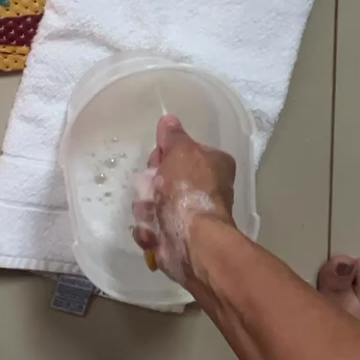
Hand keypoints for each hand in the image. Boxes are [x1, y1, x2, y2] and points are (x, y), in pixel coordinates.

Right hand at [132, 115, 236, 286]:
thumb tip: (168, 120)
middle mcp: (203, 189)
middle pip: (161, 178)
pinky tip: (153, 233)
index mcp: (212, 166)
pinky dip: (148, 231)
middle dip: (149, 186)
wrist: (191, 239)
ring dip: (146, 209)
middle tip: (153, 190)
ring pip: (151, 204)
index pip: (179, 152)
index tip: (157, 161)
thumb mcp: (181, 152)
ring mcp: (188, 215)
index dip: (163, 155)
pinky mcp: (174, 236)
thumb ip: (173, 136)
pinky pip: (150, 228)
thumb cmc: (189, 190)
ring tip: (152, 215)